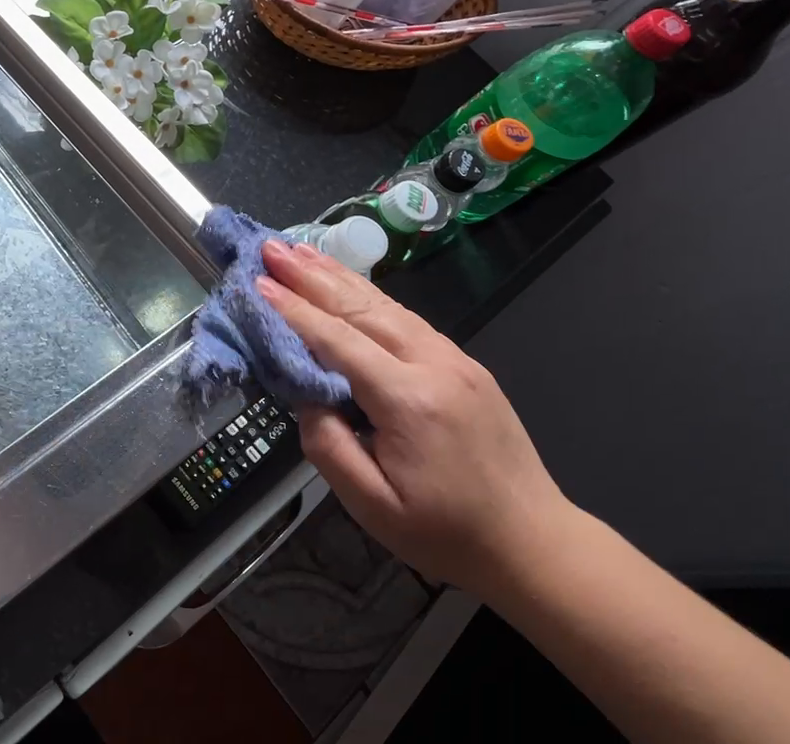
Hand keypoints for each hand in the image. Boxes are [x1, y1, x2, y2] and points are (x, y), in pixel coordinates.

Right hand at [256, 239, 579, 594]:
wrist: (533, 543)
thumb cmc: (444, 532)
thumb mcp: (371, 505)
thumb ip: (327, 446)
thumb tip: (304, 397)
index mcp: (409, 401)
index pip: (338, 341)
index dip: (293, 311)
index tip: (256, 283)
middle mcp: (434, 366)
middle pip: (362, 308)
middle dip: (310, 275)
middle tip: (269, 247)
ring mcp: (455, 360)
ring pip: (386, 305)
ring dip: (338, 275)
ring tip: (298, 250)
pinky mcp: (464, 365)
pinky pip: (406, 318)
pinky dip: (368, 295)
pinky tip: (347, 284)